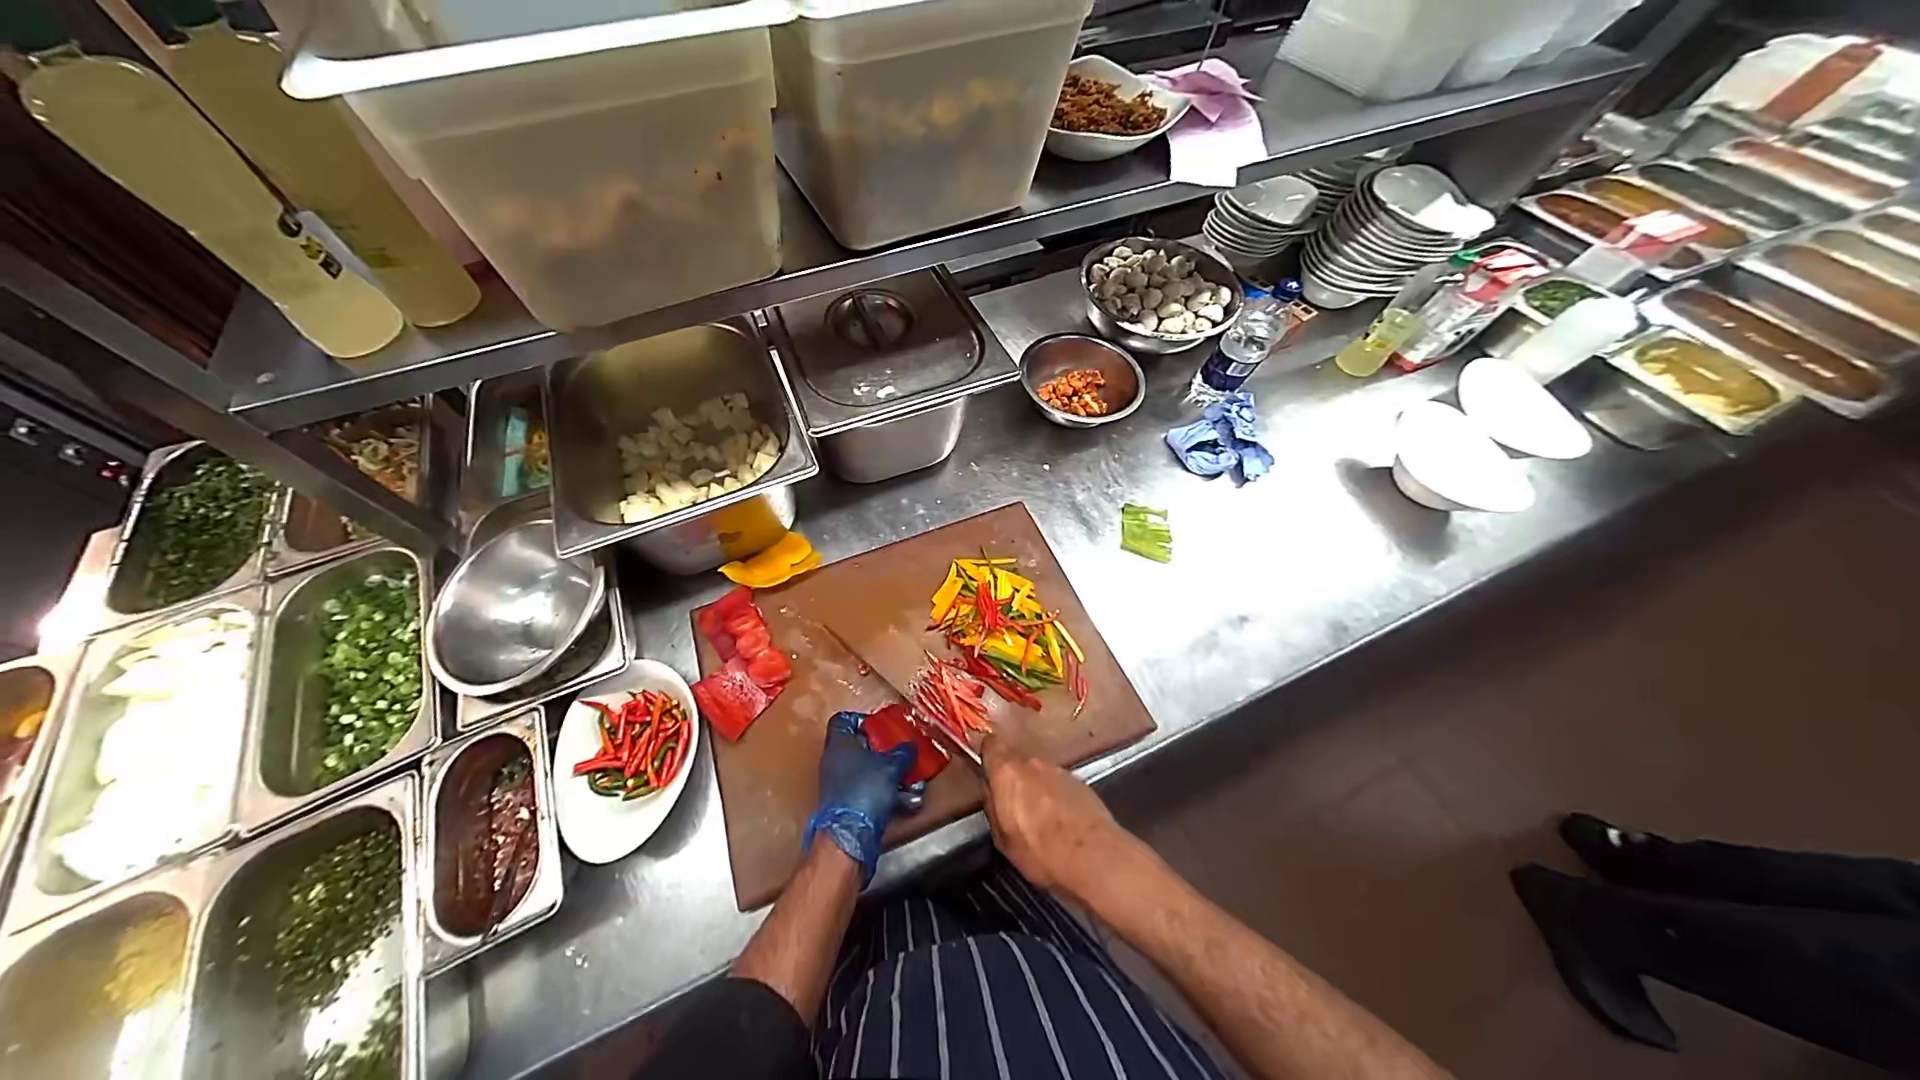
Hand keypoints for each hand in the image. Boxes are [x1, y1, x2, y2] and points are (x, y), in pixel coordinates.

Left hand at [804, 711, 915, 883]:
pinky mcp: (847, 805)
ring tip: (912, 781)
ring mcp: (839, 785)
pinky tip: (908, 801)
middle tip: (902, 752)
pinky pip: (868, 791)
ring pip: (867, 771)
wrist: (849, 837)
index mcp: (839, 744)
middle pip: (859, 746)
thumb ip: (902, 753)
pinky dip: (887, 793)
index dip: (862, 719)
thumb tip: (909, 747)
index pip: (843, 720)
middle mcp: (835, 762)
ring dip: (890, 774)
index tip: (881, 726)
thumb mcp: (891, 766)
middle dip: (884, 750)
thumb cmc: (865, 790)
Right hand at [982, 730, 1132, 902]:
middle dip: (1014, 780)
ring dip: (1037, 790)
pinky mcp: (1081, 783)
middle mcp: (1033, 764)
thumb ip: (992, 808)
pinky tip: (1062, 822)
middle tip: (1014, 808)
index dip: (988, 756)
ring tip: (1041, 820)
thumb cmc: (1041, 851)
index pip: (991, 744)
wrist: (1093, 856)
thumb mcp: (1003, 839)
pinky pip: (1060, 785)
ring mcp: (1060, 771)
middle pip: (1017, 762)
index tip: (988, 772)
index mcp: (1007, 773)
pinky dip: (1058, 798)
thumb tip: (991, 794)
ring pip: (1039, 774)